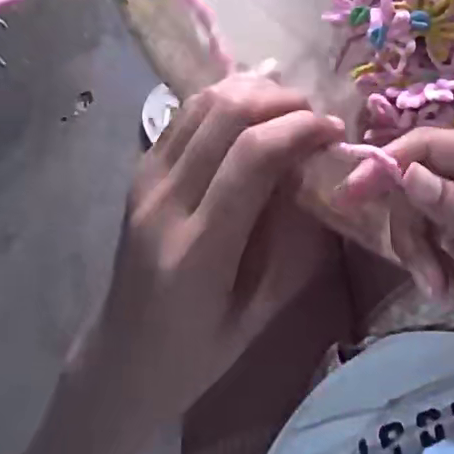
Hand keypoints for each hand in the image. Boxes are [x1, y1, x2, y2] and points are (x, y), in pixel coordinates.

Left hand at [93, 73, 340, 418]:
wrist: (119, 362)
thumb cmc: (197, 352)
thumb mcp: (260, 313)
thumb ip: (293, 241)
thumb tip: (319, 170)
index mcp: (197, 250)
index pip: (252, 156)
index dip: (300, 129)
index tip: (334, 131)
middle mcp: (164, 203)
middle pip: (227, 114)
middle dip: (283, 101)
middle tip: (316, 117)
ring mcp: (146, 180)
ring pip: (204, 102)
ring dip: (255, 91)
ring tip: (289, 107)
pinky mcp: (140, 169)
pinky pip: (186, 112)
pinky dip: (226, 96)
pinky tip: (254, 106)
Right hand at [342, 129, 453, 376]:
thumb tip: (404, 171)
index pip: (432, 144)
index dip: (387, 164)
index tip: (350, 198)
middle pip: (425, 176)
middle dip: (413, 222)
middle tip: (427, 279)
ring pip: (431, 207)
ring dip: (425, 246)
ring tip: (444, 290)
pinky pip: (449, 232)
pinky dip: (442, 257)